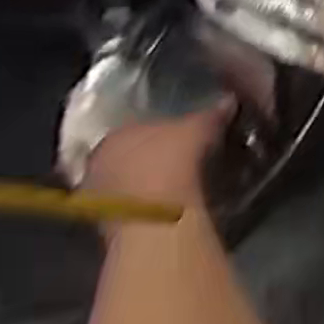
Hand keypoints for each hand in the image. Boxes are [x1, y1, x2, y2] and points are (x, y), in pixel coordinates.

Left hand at [83, 97, 233, 211]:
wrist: (156, 215)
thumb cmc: (174, 159)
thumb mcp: (204, 125)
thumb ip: (215, 112)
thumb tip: (228, 101)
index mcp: (117, 134)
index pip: (143, 124)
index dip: (169, 127)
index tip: (190, 132)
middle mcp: (97, 162)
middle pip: (132, 153)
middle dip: (156, 154)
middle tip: (187, 155)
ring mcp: (95, 196)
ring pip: (130, 180)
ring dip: (150, 180)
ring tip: (182, 180)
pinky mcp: (103, 222)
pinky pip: (133, 202)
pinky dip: (149, 200)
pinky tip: (172, 199)